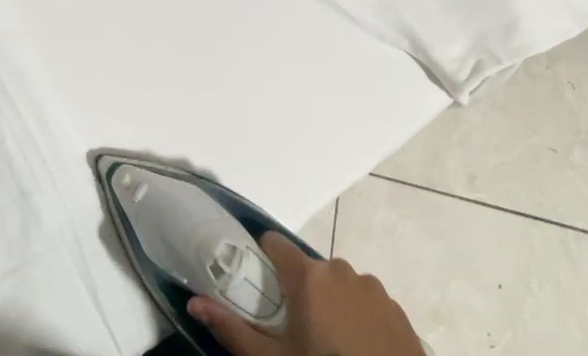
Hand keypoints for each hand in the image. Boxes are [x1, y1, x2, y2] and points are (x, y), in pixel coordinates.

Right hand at [190, 232, 426, 355]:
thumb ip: (232, 329)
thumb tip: (193, 302)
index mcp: (307, 275)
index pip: (274, 243)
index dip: (262, 259)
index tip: (258, 287)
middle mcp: (339, 269)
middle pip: (306, 269)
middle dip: (297, 292)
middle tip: (293, 331)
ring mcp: (371, 286)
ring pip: (337, 285)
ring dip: (328, 304)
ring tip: (327, 344)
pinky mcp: (395, 306)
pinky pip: (364, 301)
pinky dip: (356, 317)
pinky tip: (356, 349)